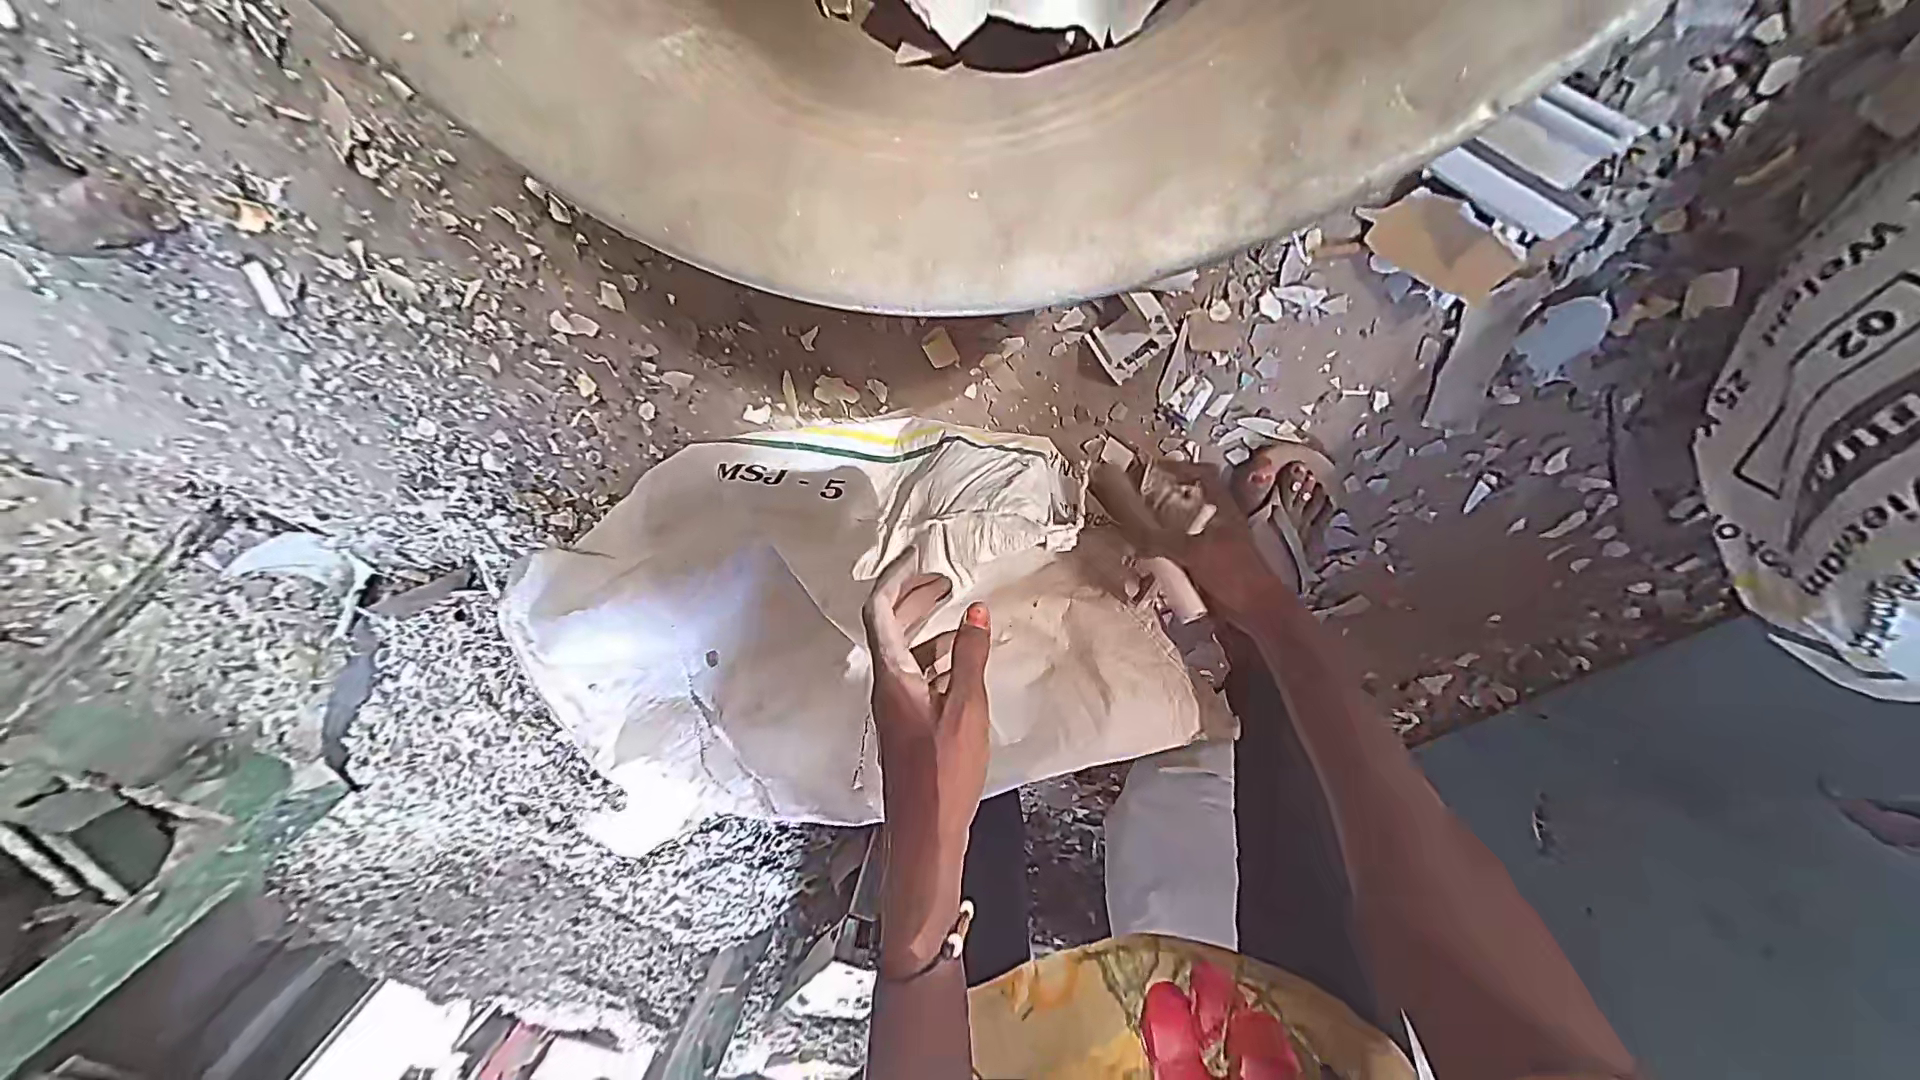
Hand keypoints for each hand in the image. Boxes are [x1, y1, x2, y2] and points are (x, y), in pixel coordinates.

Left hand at [862, 550, 993, 976]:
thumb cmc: (945, 771)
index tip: (919, 558)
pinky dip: (936, 658)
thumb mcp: (966, 708)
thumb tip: (975, 611)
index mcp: (893, 676)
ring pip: (906, 652)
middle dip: (915, 598)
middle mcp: (886, 686)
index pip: (882, 611)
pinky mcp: (907, 723)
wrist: (926, 831)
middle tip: (943, 582)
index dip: (898, 580)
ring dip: (928, 628)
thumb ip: (970, 657)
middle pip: (892, 627)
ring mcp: (895, 706)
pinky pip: (917, 676)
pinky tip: (960, 664)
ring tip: (959, 619)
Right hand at [1134, 461, 1293, 624]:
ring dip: (1158, 528)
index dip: (1180, 467)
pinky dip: (1160, 553)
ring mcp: (1211, 546)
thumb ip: (1161, 541)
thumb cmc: (1234, 576)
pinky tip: (1145, 557)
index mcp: (1222, 510)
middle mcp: (1217, 523)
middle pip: (1187, 501)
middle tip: (1135, 499)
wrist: (1255, 613)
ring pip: (1179, 529)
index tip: (1153, 469)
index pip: (1203, 475)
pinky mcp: (1204, 568)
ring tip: (1133, 527)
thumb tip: (1130, 532)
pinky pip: (1176, 554)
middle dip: (1160, 499)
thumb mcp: (1194, 553)